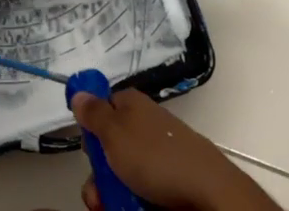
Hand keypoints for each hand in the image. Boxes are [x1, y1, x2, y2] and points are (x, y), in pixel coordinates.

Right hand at [70, 89, 275, 210]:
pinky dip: (131, 201)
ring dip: (110, 193)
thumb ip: (93, 113)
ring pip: (121, 175)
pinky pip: (139, 190)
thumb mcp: (115, 132)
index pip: (102, 108)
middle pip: (109, 148)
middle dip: (99, 173)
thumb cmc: (156, 157)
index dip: (91, 129)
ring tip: (109, 207)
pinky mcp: (168, 182)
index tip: (90, 148)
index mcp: (132, 106)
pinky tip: (130, 209)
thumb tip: (79, 91)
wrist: (209, 194)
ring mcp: (157, 156)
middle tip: (99, 189)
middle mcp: (144, 126)